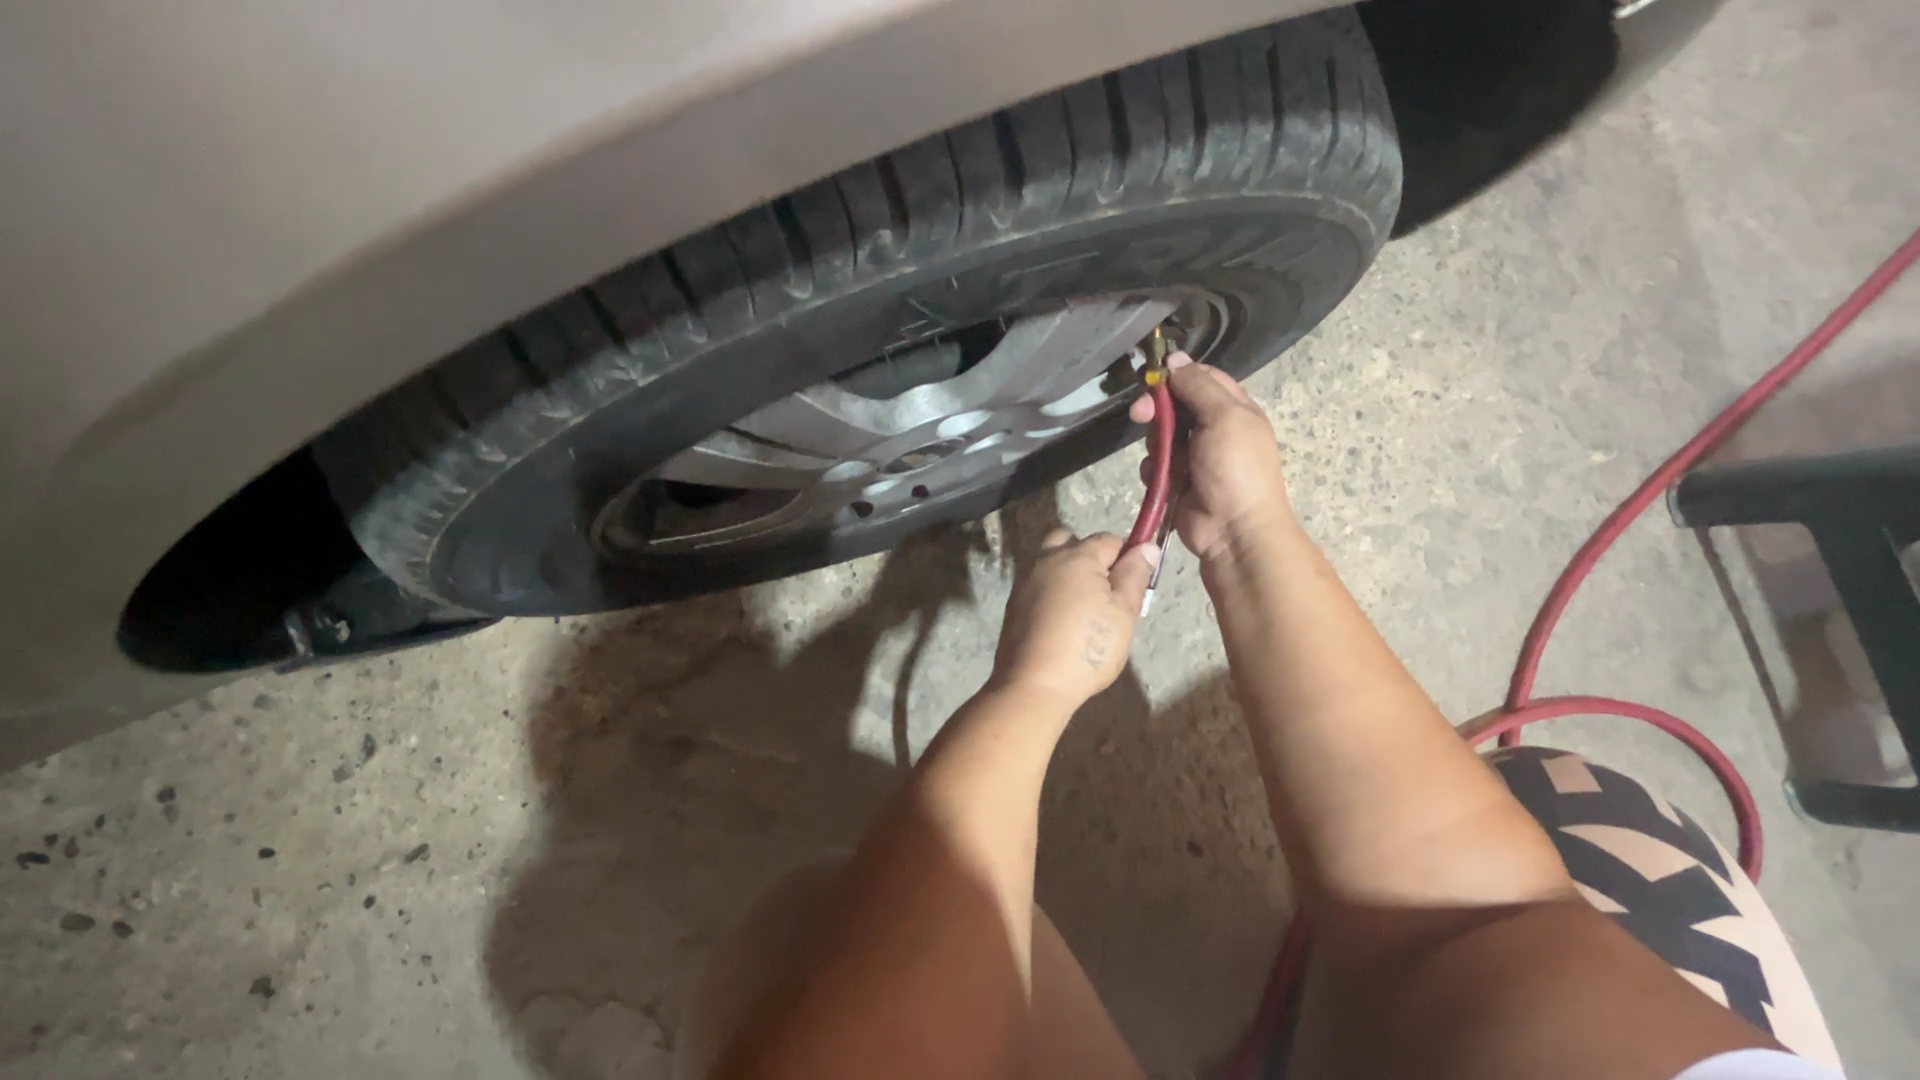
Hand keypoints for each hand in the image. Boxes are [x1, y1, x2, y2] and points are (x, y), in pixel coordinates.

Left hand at [989, 530, 1156, 708]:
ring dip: (1068, 574)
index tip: (1134, 583)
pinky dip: (1052, 593)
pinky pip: (1038, 586)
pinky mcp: (1013, 605)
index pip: (1108, 540)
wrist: (1034, 683)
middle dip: (1090, 556)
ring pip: (1050, 563)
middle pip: (1070, 541)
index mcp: (1076, 557)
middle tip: (1105, 590)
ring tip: (1085, 609)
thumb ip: (1135, 575)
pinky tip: (1062, 622)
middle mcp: (1046, 561)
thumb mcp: (1124, 612)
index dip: (1126, 556)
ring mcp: (1025, 582)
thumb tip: (1146, 546)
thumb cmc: (1088, 647)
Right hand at [1128, 354, 1292, 563]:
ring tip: (1162, 460)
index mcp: (1234, 408)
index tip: (1152, 376)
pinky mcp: (1178, 481)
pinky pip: (1156, 464)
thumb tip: (1174, 359)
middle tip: (1140, 414)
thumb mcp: (1223, 417)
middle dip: (1156, 409)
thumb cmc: (1235, 469)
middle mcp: (1215, 429)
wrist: (1232, 530)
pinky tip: (1160, 480)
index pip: (1201, 378)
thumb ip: (1198, 385)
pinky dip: (1154, 470)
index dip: (1176, 375)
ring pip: (1161, 435)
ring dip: (1155, 444)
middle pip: (1175, 405)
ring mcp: (1195, 457)